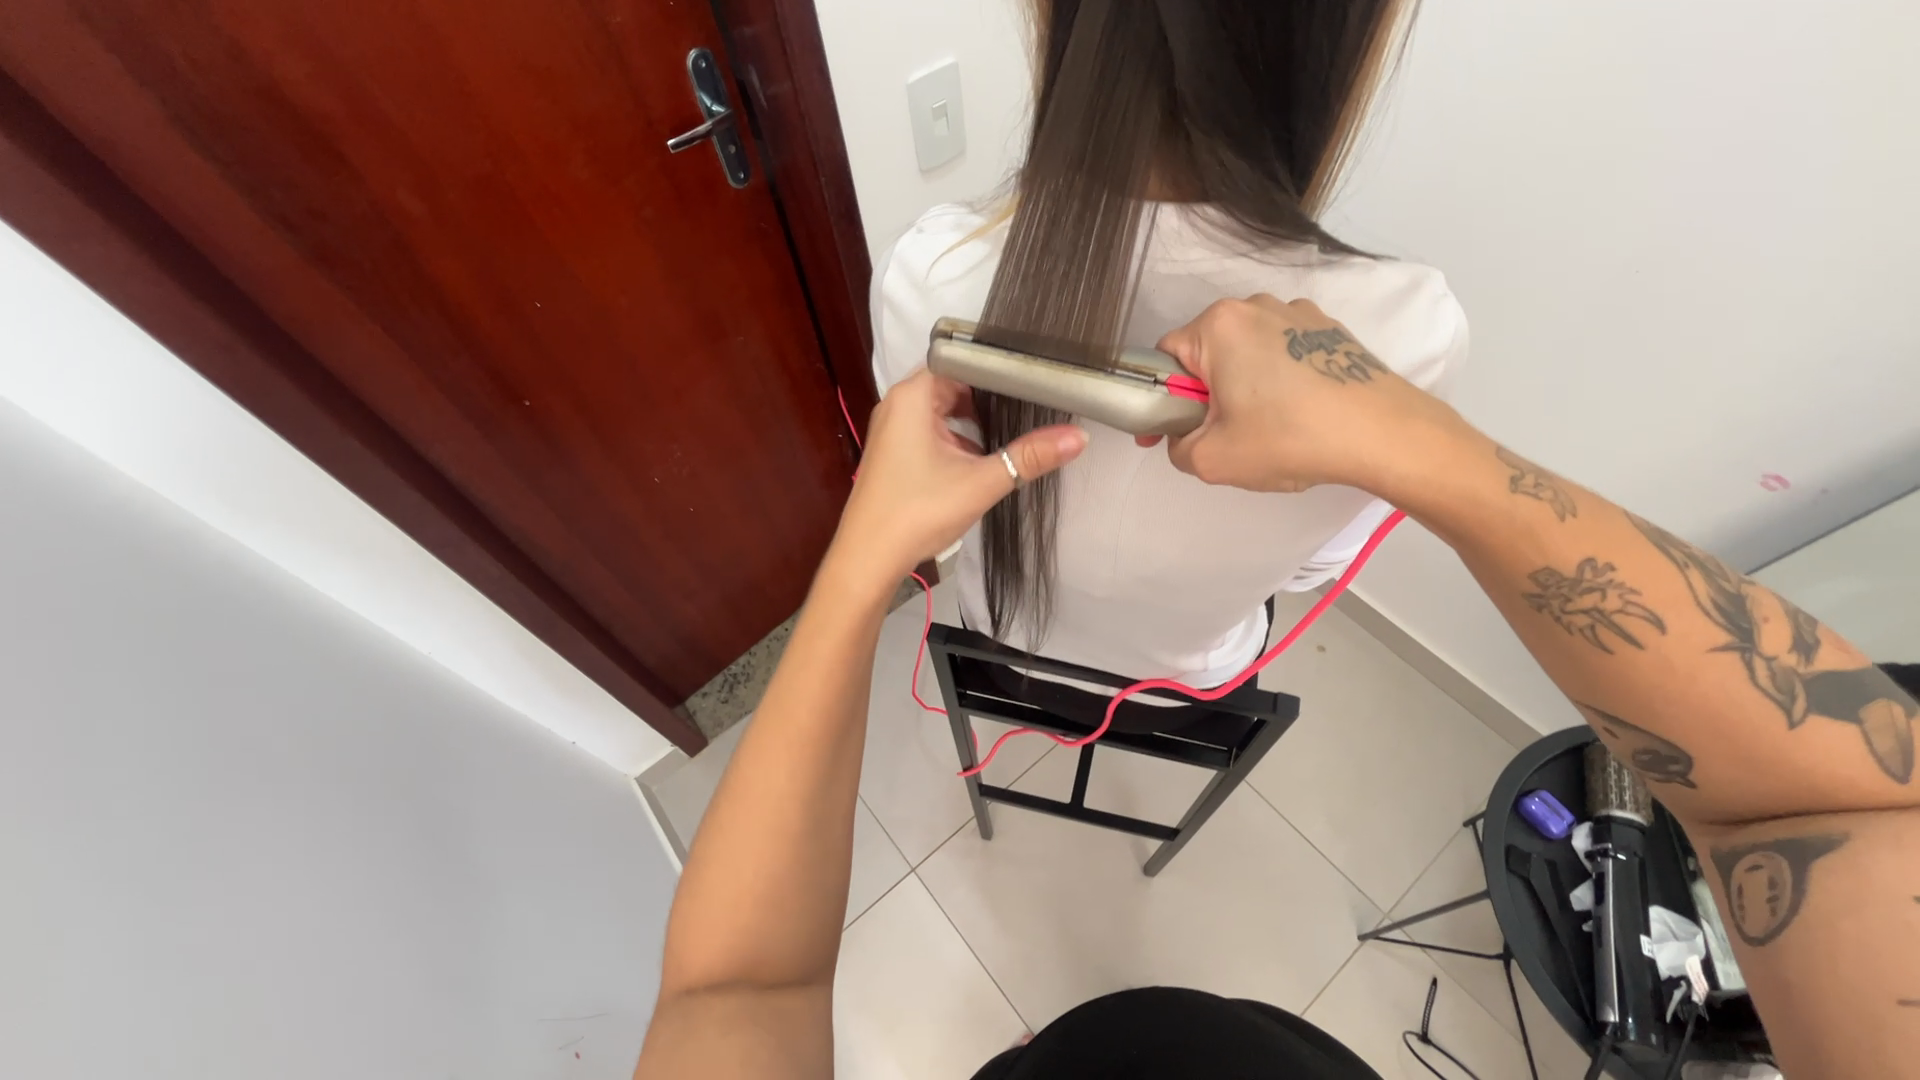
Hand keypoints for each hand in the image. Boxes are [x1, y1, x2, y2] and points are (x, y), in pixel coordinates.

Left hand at [831, 371, 1087, 585]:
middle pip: (954, 384)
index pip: (963, 360)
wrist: (868, 558)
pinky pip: (930, 431)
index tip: (1033, 376)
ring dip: (973, 422)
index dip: (999, 367)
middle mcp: (898, 404)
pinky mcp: (893, 453)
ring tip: (1011, 432)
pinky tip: (980, 460)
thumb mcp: (982, 482)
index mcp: (913, 395)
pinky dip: (956, 439)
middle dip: (990, 397)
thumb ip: (1030, 456)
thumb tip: (1078, 437)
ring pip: (942, 410)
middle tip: (1030, 405)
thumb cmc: (918, 512)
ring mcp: (892, 429)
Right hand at [1143, 296, 1463, 494]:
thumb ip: (1175, 447)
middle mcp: (1256, 305)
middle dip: (1204, 395)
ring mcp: (1298, 314)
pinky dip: (1277, 383)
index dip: (1160, 399)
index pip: (1164, 358)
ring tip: (1265, 429)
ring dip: (1241, 388)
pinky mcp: (1329, 331)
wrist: (1383, 435)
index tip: (1171, 432)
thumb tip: (1186, 436)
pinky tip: (1297, 416)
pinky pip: (1283, 355)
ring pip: (1246, 355)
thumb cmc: (1288, 439)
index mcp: (1218, 325)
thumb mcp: (1208, 460)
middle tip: (1221, 436)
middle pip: (1206, 354)